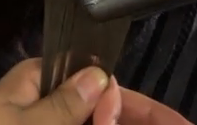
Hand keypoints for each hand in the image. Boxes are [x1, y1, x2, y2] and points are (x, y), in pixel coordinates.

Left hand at [0, 60, 191, 124]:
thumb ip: (63, 106)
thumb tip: (102, 77)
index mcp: (38, 81)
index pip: (98, 83)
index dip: (138, 107)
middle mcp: (46, 103)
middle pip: (104, 112)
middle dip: (133, 120)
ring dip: (115, 123)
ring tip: (158, 122)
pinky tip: (114, 124)